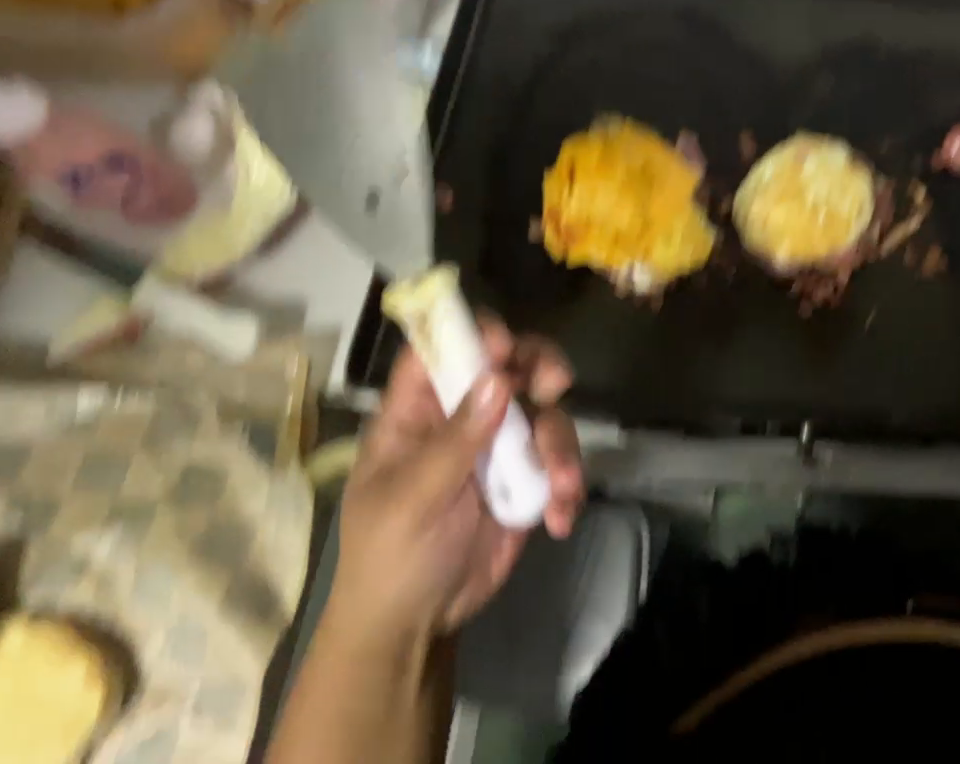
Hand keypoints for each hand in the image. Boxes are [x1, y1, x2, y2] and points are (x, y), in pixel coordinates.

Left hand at [329, 319, 581, 644]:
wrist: (418, 623)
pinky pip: (561, 462)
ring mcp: (500, 448)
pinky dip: (568, 486)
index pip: (441, 353)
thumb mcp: (412, 500)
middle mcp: (464, 419)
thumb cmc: (391, 556)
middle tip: (557, 385)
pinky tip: (558, 519)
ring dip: (561, 447)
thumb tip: (498, 379)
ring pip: (546, 415)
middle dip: (540, 369)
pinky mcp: (528, 480)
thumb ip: (455, 440)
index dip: (473, 336)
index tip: (505, 345)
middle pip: (510, 367)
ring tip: (560, 488)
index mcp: (418, 414)